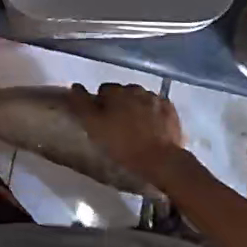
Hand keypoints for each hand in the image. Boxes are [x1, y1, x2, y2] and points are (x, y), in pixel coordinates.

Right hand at [67, 83, 193, 189]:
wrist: (161, 160)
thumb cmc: (123, 144)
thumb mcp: (94, 127)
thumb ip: (81, 105)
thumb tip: (75, 86)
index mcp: (117, 91)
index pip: (104, 90)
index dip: (101, 104)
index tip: (102, 120)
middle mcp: (137, 89)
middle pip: (124, 93)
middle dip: (120, 104)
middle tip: (118, 126)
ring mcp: (157, 99)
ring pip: (141, 99)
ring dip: (137, 108)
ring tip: (136, 129)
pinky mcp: (171, 110)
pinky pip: (157, 108)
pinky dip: (153, 114)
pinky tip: (152, 129)